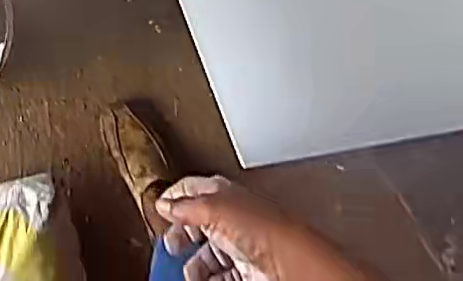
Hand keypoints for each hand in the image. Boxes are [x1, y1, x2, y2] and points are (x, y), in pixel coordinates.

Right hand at [157, 177, 376, 280]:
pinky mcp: (252, 276)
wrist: (303, 270)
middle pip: (197, 226)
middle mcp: (231, 219)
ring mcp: (242, 249)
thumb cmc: (266, 230)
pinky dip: (210, 280)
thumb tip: (163, 204)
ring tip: (185, 274)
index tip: (158, 210)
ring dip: (195, 266)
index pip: (188, 190)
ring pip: (210, 257)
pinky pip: (224, 278)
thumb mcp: (213, 209)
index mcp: (221, 195)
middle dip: (182, 237)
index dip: (171, 199)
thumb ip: (184, 206)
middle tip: (169, 247)